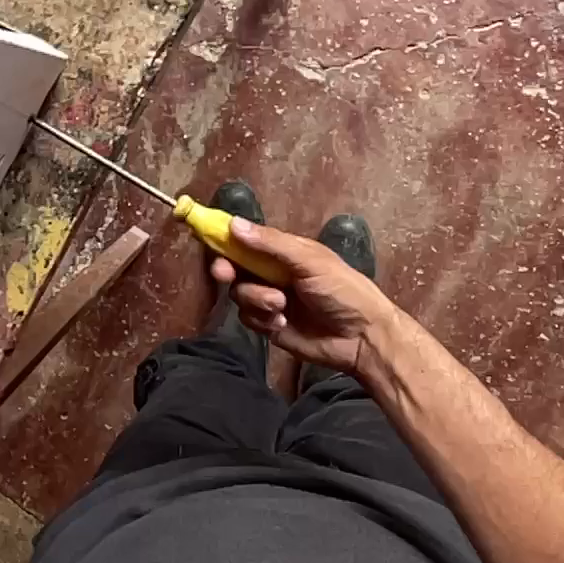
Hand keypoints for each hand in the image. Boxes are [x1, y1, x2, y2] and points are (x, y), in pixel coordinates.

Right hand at [209, 217, 399, 373]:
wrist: (363, 338)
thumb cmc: (342, 290)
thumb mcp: (309, 261)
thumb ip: (271, 244)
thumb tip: (233, 224)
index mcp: (281, 251)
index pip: (244, 238)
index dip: (222, 235)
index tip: (200, 232)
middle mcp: (271, 272)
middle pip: (233, 266)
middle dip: (227, 269)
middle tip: (225, 274)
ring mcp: (269, 299)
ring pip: (239, 293)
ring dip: (256, 299)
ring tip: (281, 306)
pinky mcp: (268, 324)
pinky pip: (248, 318)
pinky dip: (262, 319)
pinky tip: (282, 322)